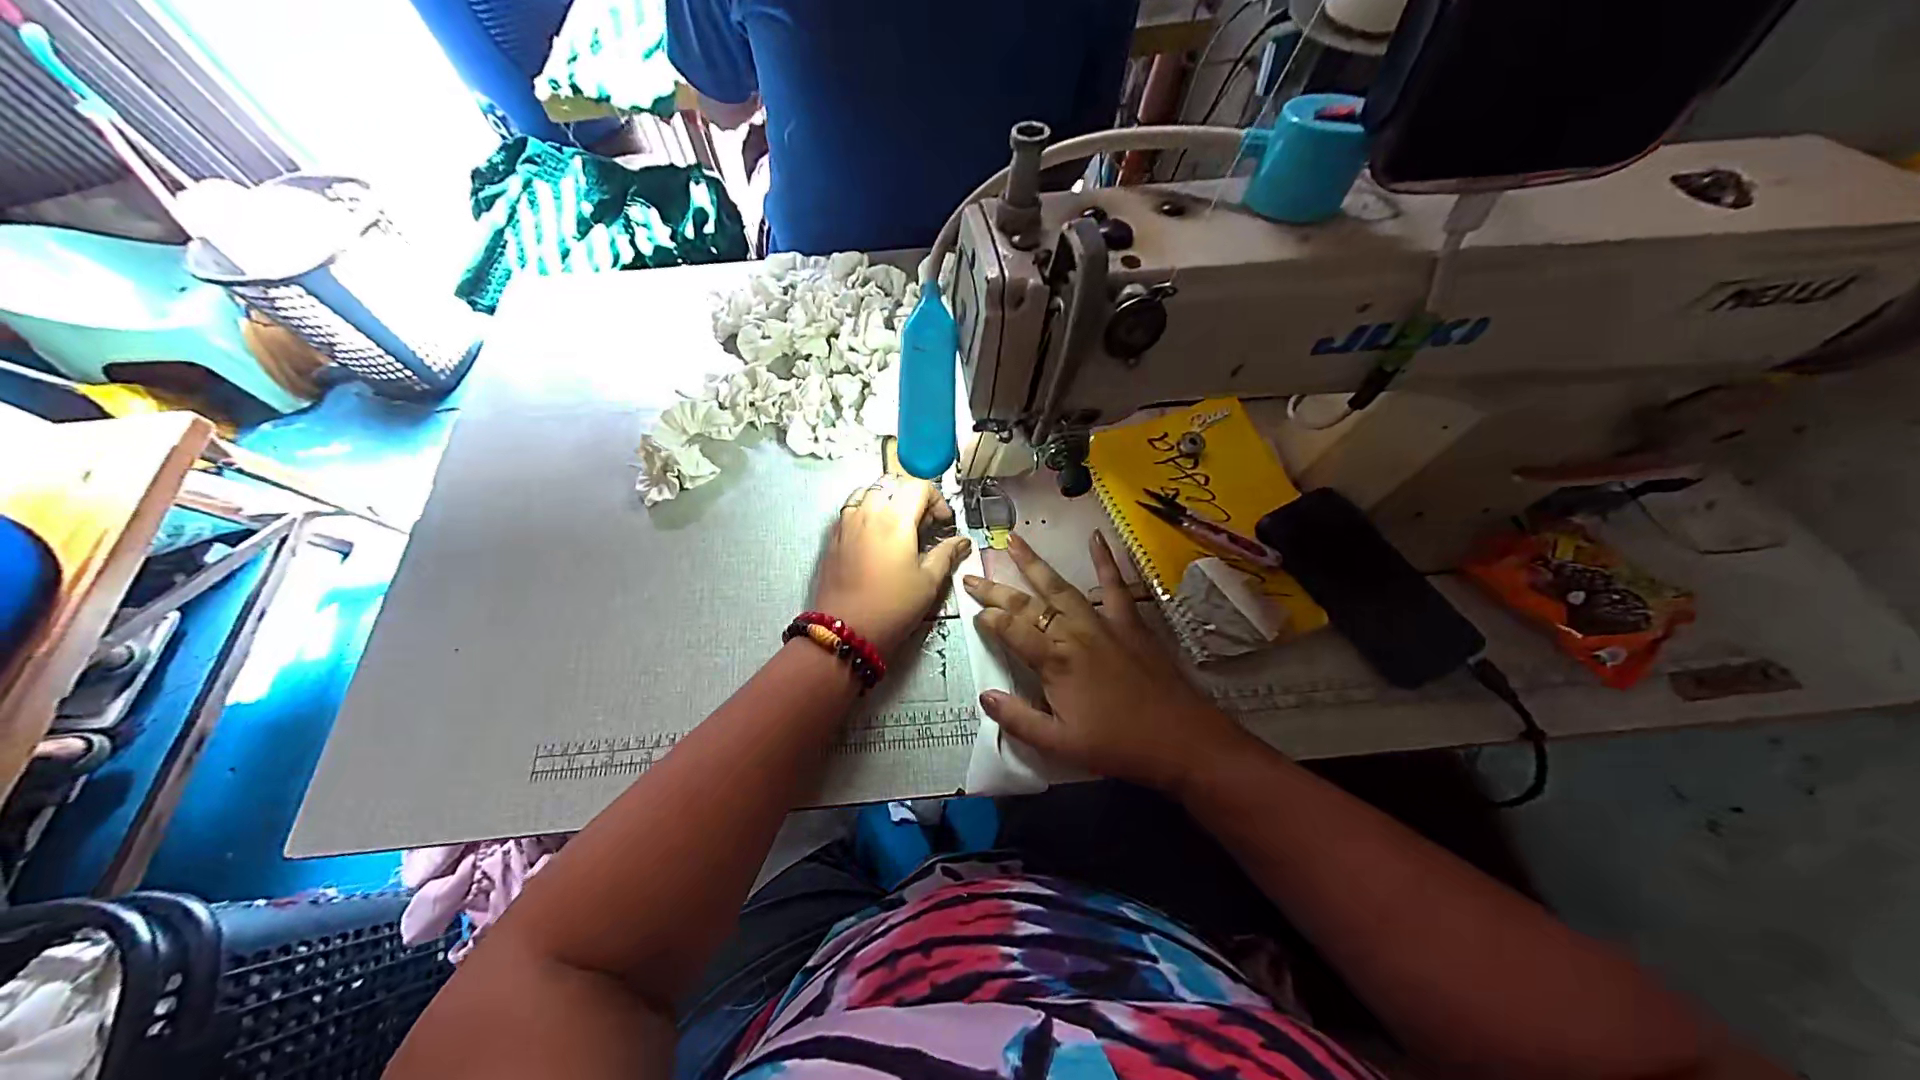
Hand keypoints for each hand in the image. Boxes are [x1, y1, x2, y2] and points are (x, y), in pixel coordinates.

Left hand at [813, 476, 970, 658]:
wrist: (846, 630)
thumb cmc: (892, 607)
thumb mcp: (928, 582)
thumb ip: (946, 554)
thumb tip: (961, 542)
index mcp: (896, 519)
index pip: (918, 486)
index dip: (936, 500)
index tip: (942, 523)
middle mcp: (868, 512)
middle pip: (892, 483)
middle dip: (911, 496)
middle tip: (922, 523)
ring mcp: (846, 523)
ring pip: (868, 492)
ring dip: (886, 500)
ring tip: (897, 526)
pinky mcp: (833, 537)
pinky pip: (850, 509)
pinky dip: (865, 511)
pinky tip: (875, 537)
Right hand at [963, 531, 1256, 792]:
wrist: (1180, 737)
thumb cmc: (1117, 744)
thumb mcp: (1060, 744)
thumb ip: (1019, 720)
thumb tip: (984, 696)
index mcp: (1056, 663)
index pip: (1012, 631)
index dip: (989, 619)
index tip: (973, 611)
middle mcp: (1075, 634)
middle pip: (1029, 605)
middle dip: (997, 589)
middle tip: (973, 576)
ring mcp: (1104, 623)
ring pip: (1062, 587)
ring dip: (1036, 564)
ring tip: (1015, 542)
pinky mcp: (1130, 622)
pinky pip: (1115, 585)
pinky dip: (1105, 560)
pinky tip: (1096, 538)